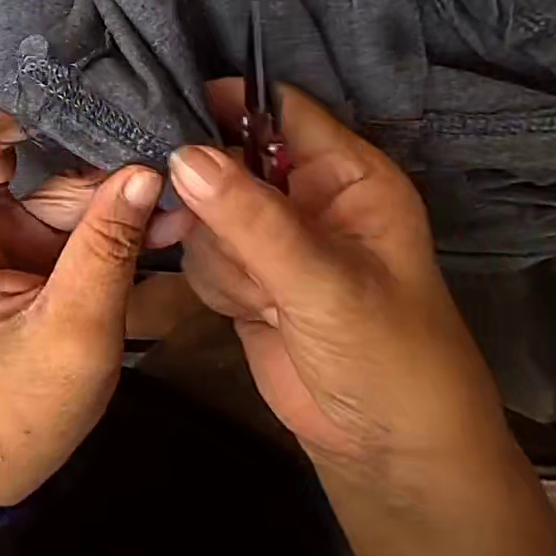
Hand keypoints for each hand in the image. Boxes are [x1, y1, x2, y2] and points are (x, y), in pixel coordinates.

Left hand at [0, 110, 169, 505]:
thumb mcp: (72, 327)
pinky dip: (118, 204)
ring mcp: (8, 228)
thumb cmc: (30, 397)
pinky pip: (79, 202)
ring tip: (154, 179)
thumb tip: (144, 175)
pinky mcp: (47, 237)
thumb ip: (106, 249)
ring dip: (96, 175)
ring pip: (40, 171)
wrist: (37, 439)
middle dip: (26, 139)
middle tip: (81, 139)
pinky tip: (164, 214)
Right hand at [170, 79, 511, 482]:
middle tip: (201, 224)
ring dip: (219, 251)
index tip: (167, 108)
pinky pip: (200, 249)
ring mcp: (270, 234)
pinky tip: (251, 310)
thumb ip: (251, 217)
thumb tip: (182, 154)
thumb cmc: (388, 358)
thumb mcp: (325, 283)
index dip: (227, 101)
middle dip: (211, 195)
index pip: (279, 109)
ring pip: (204, 208)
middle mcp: (304, 194)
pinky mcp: (244, 270)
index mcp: (346, 175)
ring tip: (261, 294)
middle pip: (226, 155)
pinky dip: (215, 279)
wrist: (383, 453)